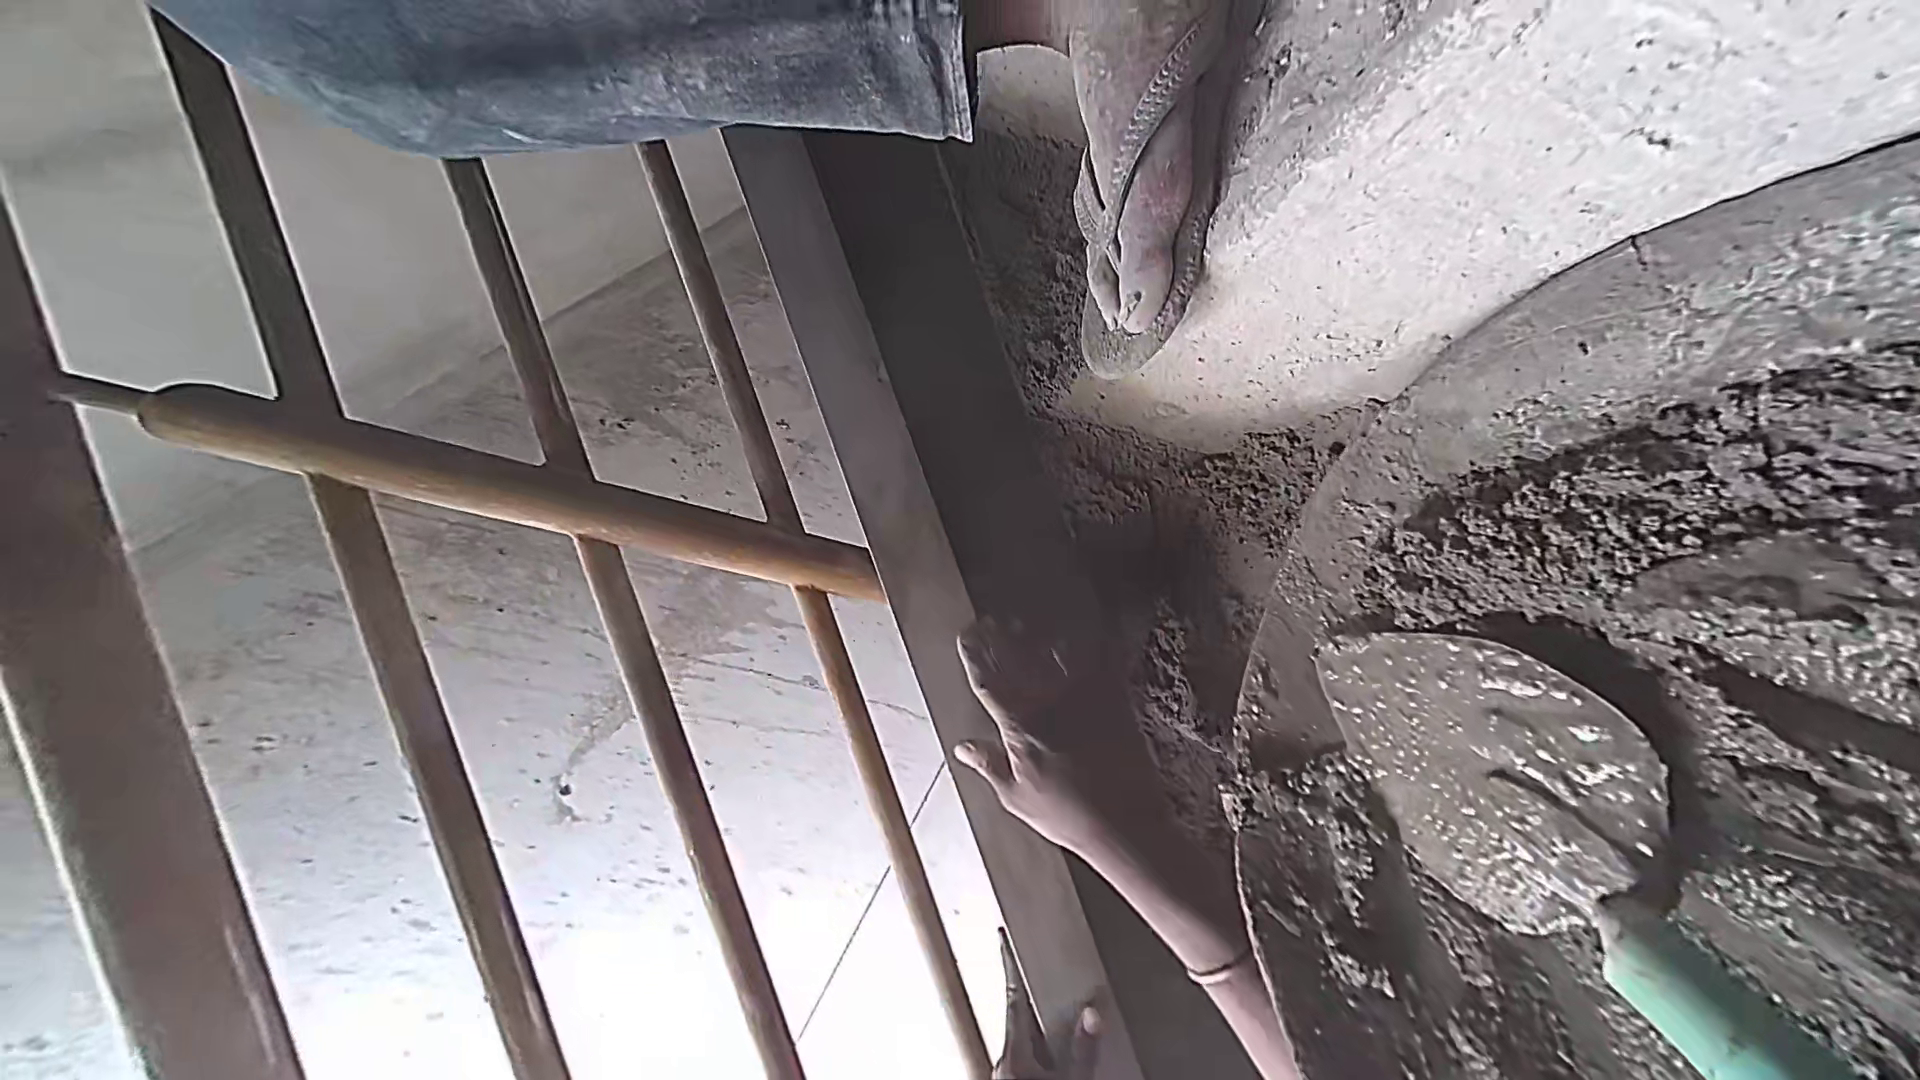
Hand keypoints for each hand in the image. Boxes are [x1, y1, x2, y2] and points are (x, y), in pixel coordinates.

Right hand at [955, 618, 1157, 862]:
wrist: (1125, 822)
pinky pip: (1094, 660)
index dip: (975, 656)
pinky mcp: (1110, 699)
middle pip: (1017, 660)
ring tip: (1021, 622)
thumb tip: (962, 747)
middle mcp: (1048, 705)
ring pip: (1051, 654)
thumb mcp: (1017, 797)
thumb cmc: (1068, 815)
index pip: (989, 682)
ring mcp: (1081, 699)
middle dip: (999, 637)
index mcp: (1020, 727)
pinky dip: (1080, 644)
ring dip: (1033, 636)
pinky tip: (1070, 636)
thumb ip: (989, 765)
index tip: (966, 635)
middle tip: (989, 621)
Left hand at [994, 928, 1101, 1079]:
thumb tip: (1093, 1013)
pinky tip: (1054, 1047)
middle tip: (1035, 964)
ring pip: (1021, 1037)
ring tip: (1052, 1003)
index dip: (1010, 964)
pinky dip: (1039, 1044)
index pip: (1013, 995)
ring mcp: (1006, 1074)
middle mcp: (1004, 1059)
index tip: (1002, 935)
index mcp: (1013, 1050)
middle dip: (1029, 990)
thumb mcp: (1069, 1079)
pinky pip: (1025, 1056)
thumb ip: (1082, 1049)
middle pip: (1017, 1014)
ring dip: (1036, 1021)